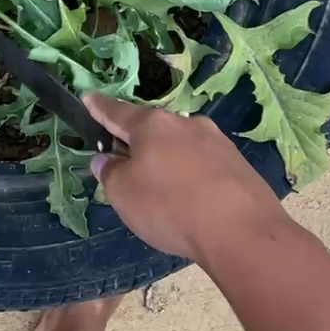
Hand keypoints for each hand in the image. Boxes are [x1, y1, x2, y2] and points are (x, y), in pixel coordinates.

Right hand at [84, 92, 291, 259]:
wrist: (242, 232)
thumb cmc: (169, 207)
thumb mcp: (123, 193)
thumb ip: (110, 172)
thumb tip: (108, 159)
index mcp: (152, 125)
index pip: (117, 111)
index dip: (99, 107)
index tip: (88, 98)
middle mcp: (186, 124)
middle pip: (151, 129)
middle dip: (135, 142)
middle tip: (122, 162)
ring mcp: (217, 142)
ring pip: (179, 146)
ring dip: (164, 160)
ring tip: (158, 188)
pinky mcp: (238, 165)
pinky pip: (201, 164)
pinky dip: (188, 176)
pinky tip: (188, 199)